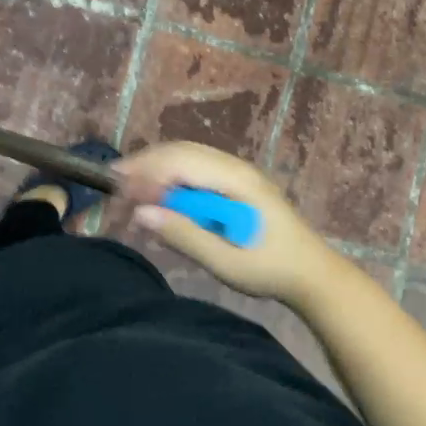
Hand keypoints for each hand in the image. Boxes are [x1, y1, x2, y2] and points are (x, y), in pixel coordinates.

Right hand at [116, 141, 347, 308]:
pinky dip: (170, 178)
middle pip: (180, 152)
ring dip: (155, 171)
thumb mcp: (226, 261)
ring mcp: (236, 172)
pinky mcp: (233, 183)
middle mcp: (235, 167)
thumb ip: (185, 236)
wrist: (312, 274)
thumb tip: (142, 214)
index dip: (146, 172)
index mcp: (236, 181)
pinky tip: (157, 199)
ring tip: (128, 194)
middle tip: (113, 190)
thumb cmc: (270, 270)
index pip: (181, 161)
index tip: (118, 194)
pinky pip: (195, 168)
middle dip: (144, 166)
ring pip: (185, 157)